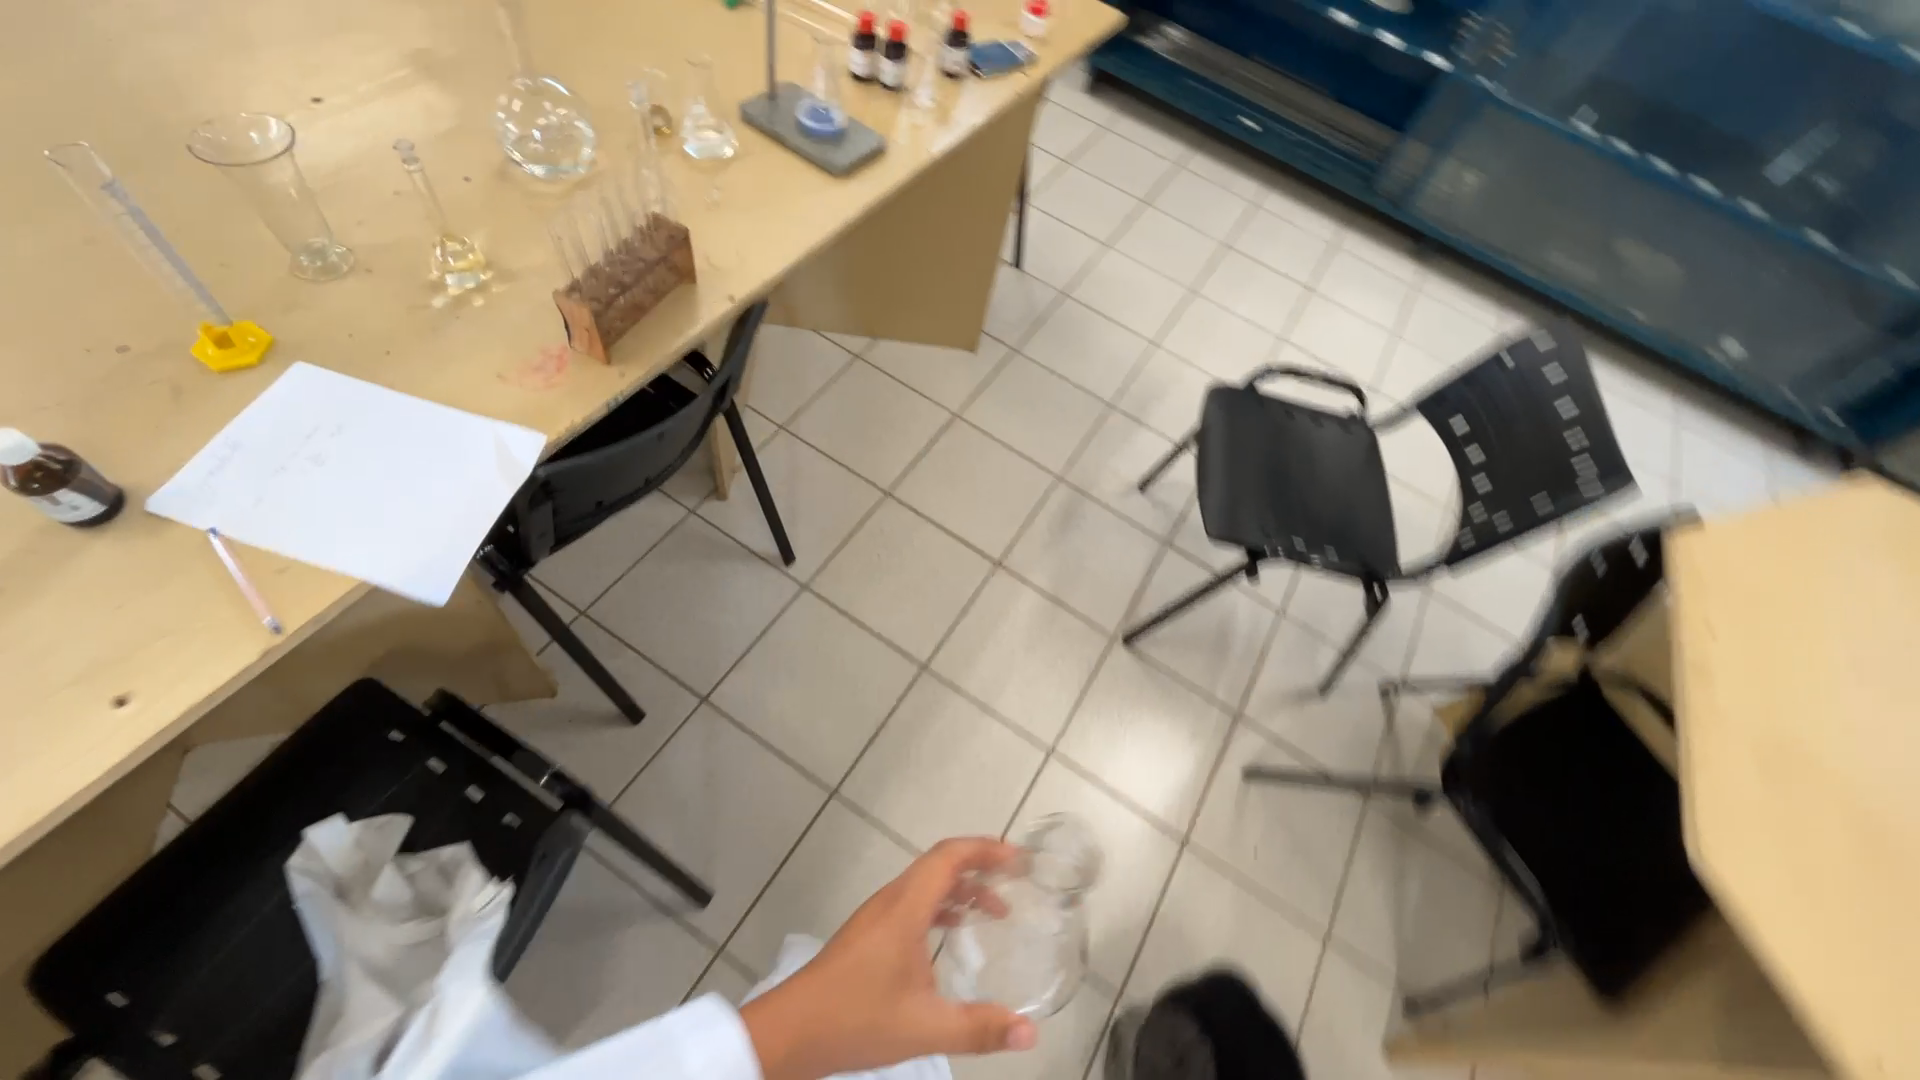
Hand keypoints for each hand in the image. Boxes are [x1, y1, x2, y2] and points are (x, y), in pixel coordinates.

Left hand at [739, 837, 1038, 1079]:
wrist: (790, 1031)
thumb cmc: (855, 1018)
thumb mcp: (924, 1027)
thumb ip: (979, 1029)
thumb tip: (1031, 1034)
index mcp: (905, 907)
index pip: (949, 856)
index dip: (985, 849)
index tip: (1017, 859)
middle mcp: (891, 901)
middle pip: (939, 865)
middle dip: (979, 867)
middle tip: (1015, 883)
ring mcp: (876, 917)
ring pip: (925, 884)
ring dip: (960, 889)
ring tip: (994, 911)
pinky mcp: (868, 934)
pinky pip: (913, 903)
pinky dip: (940, 907)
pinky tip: (953, 934)